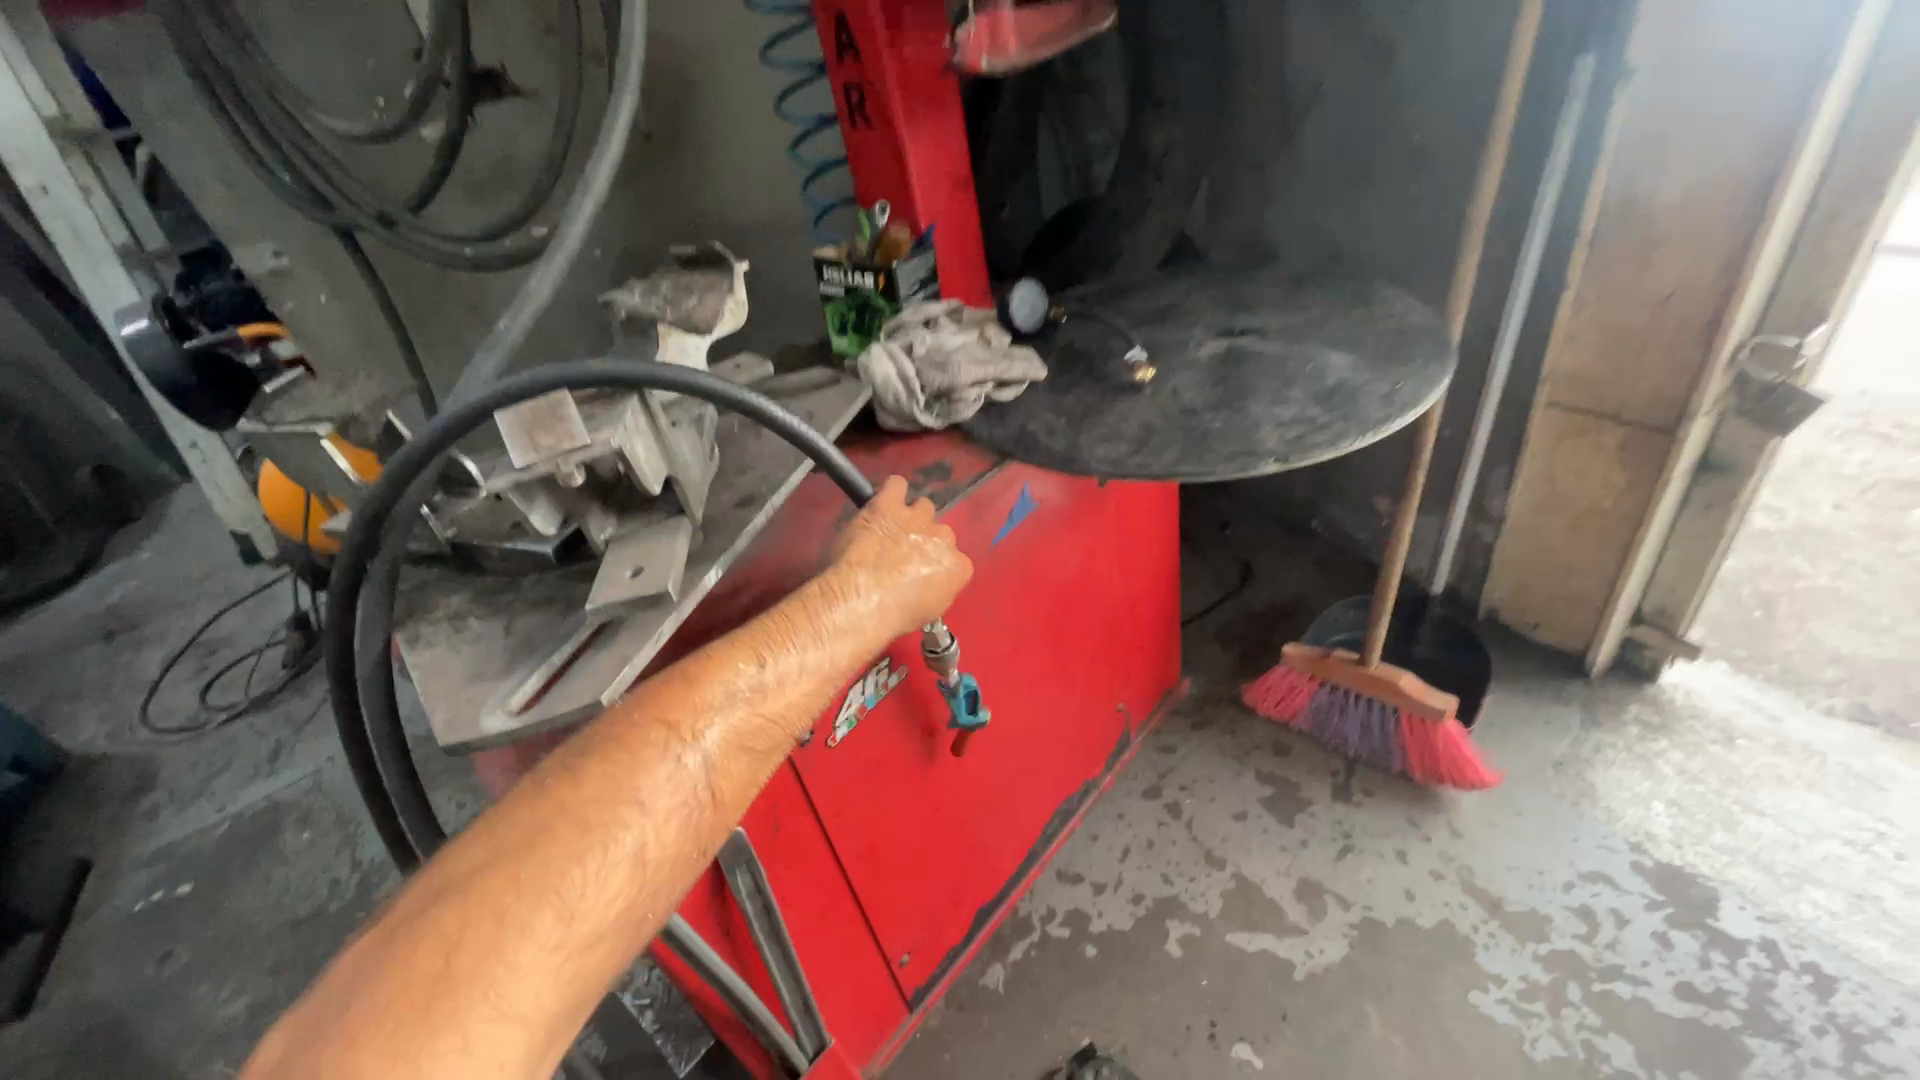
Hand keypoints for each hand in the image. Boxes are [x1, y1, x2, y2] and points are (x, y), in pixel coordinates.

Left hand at [829, 476, 972, 634]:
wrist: (864, 598)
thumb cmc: (894, 615)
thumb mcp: (928, 612)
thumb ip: (936, 589)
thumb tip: (927, 584)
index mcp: (958, 567)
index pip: (955, 560)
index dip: (936, 566)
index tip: (920, 575)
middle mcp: (944, 538)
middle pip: (940, 532)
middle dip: (924, 541)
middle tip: (902, 555)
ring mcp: (917, 518)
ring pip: (923, 507)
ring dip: (910, 517)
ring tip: (891, 530)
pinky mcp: (890, 504)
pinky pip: (897, 485)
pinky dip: (892, 492)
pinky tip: (883, 503)